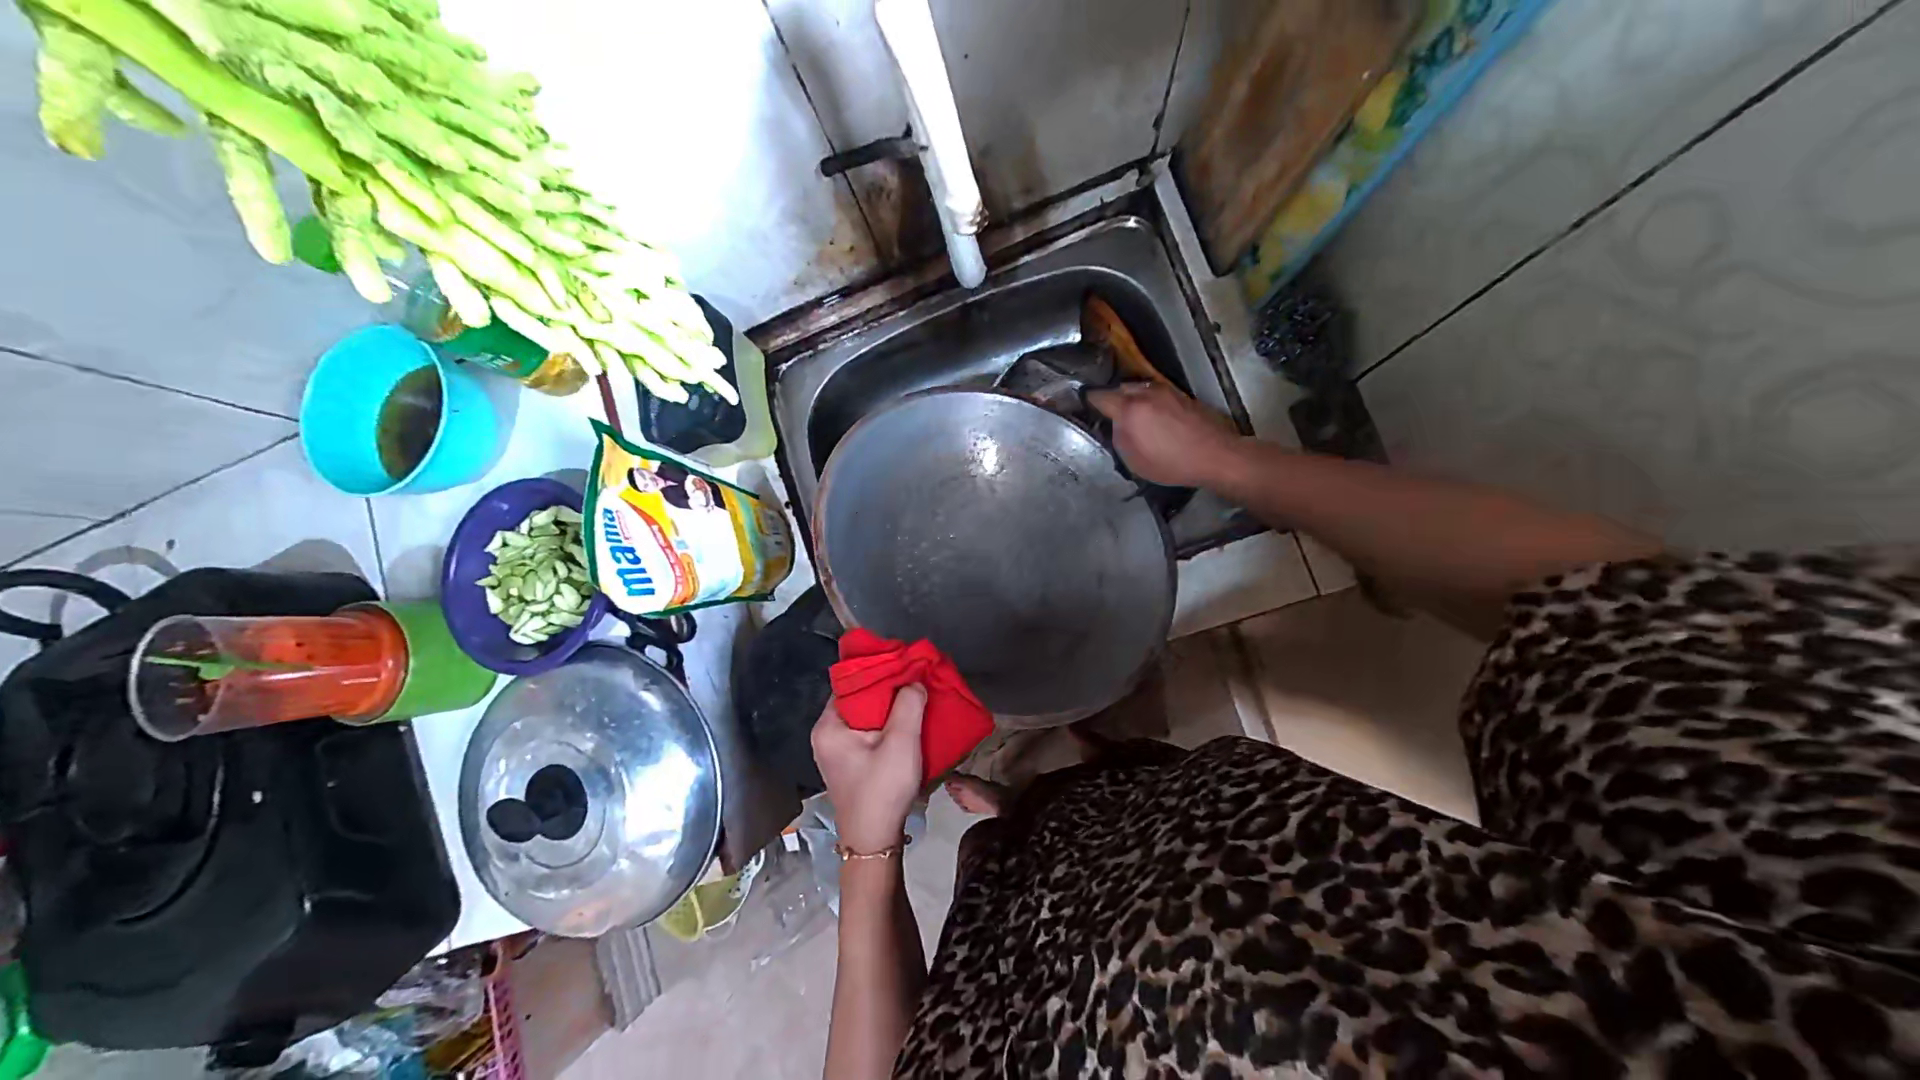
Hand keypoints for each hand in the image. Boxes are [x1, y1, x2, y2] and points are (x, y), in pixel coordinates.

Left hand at [811, 686, 926, 853]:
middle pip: (859, 698)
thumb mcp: (900, 742)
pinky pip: (869, 732)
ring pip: (866, 716)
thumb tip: (913, 680)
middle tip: (915, 679)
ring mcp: (837, 751)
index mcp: (828, 726)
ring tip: (916, 696)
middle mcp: (827, 734)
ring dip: (891, 708)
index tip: (904, 663)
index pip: (851, 682)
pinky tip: (909, 722)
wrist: (876, 842)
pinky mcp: (851, 763)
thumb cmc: (882, 789)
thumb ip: (908, 704)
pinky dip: (887, 725)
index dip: (878, 670)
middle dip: (888, 689)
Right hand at [1087, 382, 1242, 488]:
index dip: (1086, 401)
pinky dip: (1147, 402)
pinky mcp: (1180, 395)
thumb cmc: (1172, 463)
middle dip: (1110, 400)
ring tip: (1130, 417)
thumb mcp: (1133, 460)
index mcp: (1129, 408)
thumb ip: (1118, 437)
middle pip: (1118, 389)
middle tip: (1106, 416)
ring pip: (1137, 388)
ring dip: (1130, 399)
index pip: (1098, 396)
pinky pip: (1154, 393)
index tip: (1081, 407)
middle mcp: (1145, 392)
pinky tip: (1151, 418)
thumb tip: (1114, 425)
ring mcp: (1165, 391)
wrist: (1215, 455)